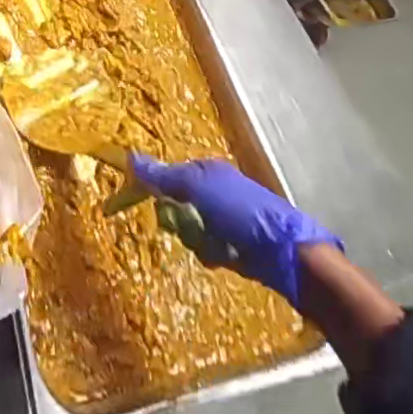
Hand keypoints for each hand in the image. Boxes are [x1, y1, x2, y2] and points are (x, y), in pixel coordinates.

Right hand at [130, 154, 341, 306]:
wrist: (283, 250)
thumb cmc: (238, 211)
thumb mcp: (197, 187)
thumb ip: (164, 176)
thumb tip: (130, 158)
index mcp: (207, 170)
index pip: (167, 174)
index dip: (154, 187)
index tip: (144, 199)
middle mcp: (214, 190)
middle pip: (175, 203)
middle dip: (177, 217)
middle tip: (187, 224)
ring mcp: (224, 217)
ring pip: (188, 227)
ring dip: (195, 237)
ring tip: (211, 242)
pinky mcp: (231, 242)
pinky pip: (204, 245)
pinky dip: (209, 252)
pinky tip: (221, 255)